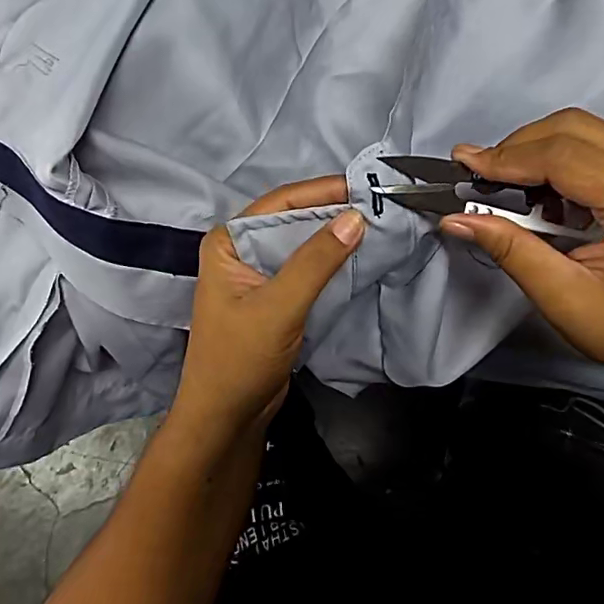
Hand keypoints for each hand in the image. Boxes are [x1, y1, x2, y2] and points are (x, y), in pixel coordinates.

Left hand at [172, 177, 363, 440]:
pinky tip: (358, 255)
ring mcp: (257, 273)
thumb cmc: (239, 359)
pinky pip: (305, 267)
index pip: (279, 203)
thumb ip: (315, 262)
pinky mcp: (274, 295)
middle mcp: (240, 249)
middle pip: (291, 219)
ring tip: (376, 224)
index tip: (364, 187)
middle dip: (331, 210)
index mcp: (228, 241)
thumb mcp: (278, 307)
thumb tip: (355, 218)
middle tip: (378, 203)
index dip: (321, 192)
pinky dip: (330, 260)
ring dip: (334, 235)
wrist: (225, 417)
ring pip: (301, 242)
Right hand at [441, 109, 603, 398]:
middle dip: (519, 147)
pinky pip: (598, 146)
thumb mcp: (565, 300)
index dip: (509, 158)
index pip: (567, 157)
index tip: (464, 165)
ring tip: (507, 187)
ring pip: (586, 130)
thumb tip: (457, 218)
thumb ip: (511, 250)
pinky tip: (543, 194)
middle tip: (481, 176)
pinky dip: (559, 159)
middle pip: (576, 129)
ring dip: (537, 150)